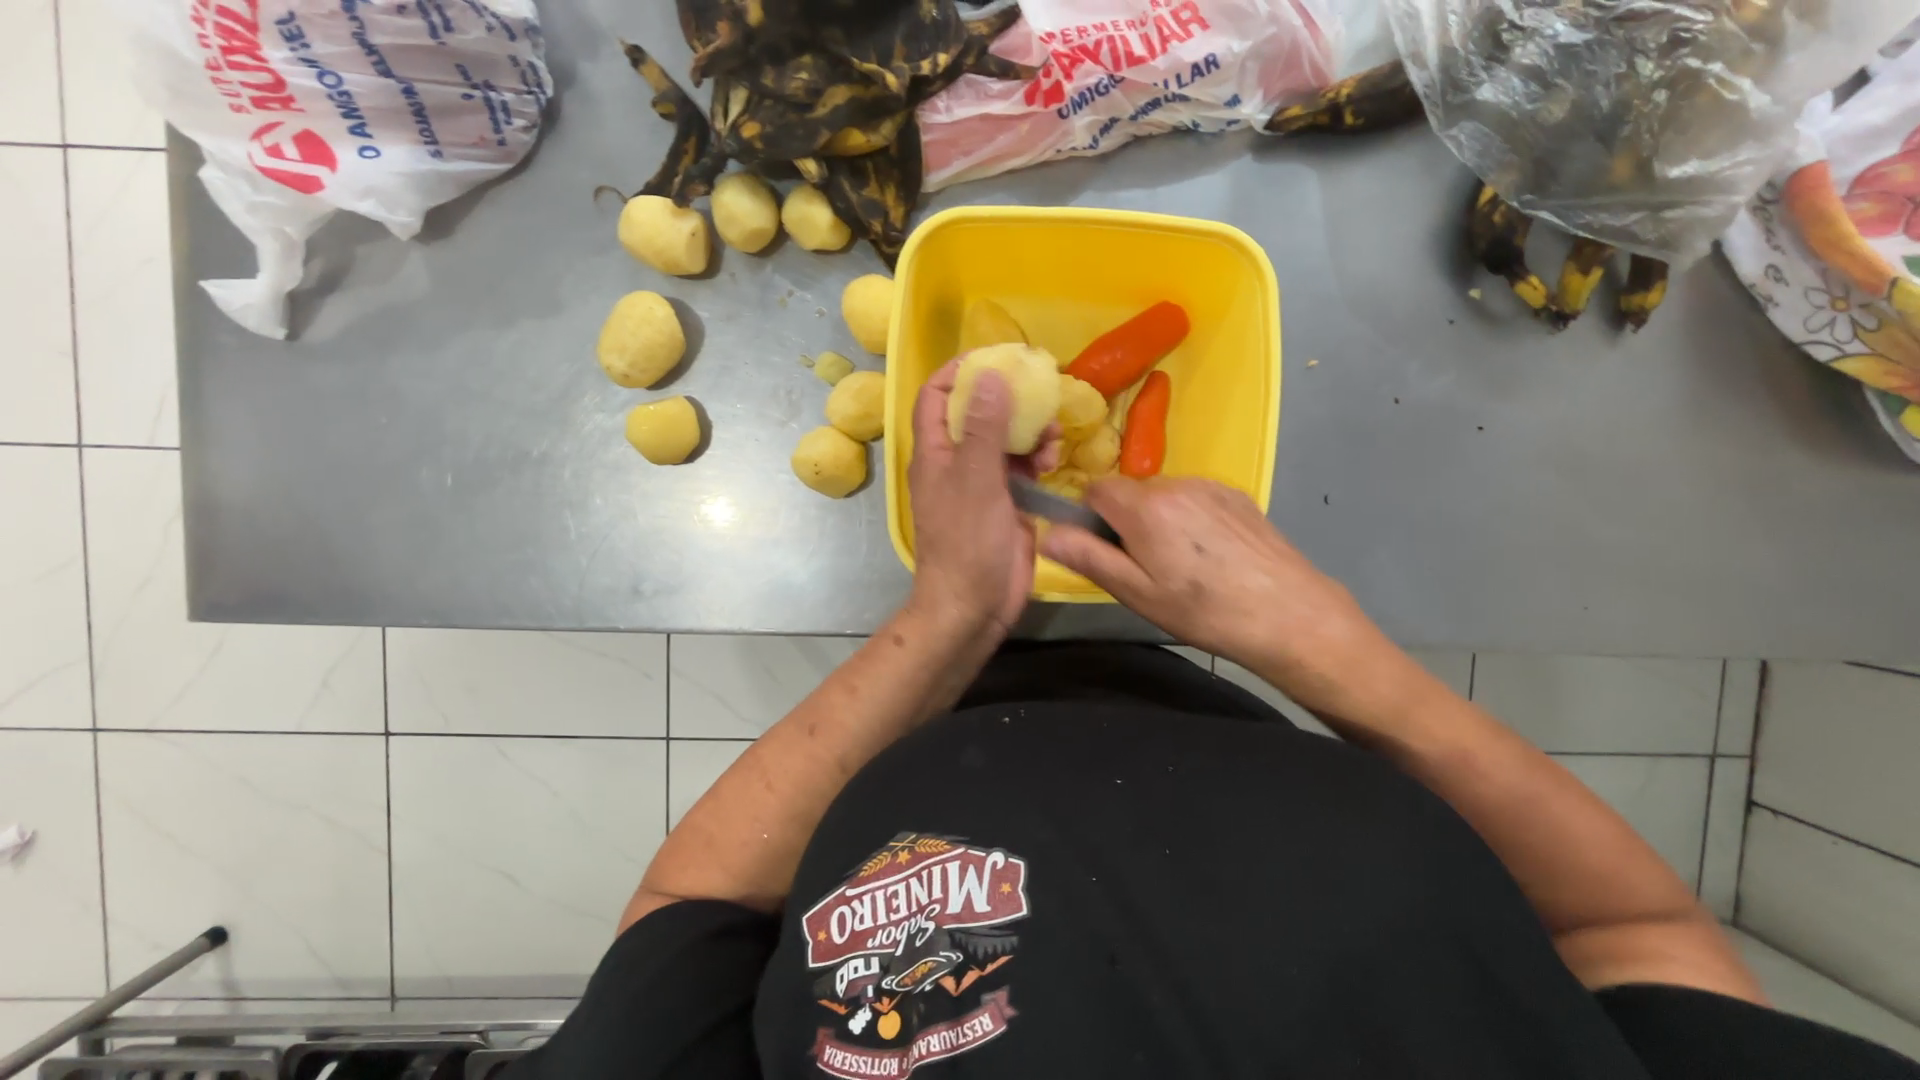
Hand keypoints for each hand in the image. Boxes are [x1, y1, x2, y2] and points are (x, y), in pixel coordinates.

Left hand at [906, 360, 1060, 634]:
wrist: (974, 604)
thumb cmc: (966, 542)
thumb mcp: (975, 479)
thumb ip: (984, 427)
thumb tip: (990, 375)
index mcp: (935, 453)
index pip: (935, 397)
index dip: (957, 373)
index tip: (992, 358)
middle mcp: (956, 462)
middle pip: (978, 414)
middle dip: (1008, 400)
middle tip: (1038, 392)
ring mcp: (982, 484)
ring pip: (1006, 440)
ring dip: (1030, 431)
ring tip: (1051, 438)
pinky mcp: (1007, 503)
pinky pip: (1023, 468)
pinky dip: (1038, 458)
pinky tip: (1054, 461)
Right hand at [1039, 476, 1397, 712]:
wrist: (1288, 613)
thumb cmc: (1203, 611)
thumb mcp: (1137, 593)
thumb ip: (1089, 557)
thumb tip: (1048, 532)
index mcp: (1144, 507)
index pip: (1095, 488)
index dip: (1090, 517)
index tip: (1104, 551)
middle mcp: (1175, 484)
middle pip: (1130, 492)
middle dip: (1126, 521)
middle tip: (1145, 567)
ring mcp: (1210, 486)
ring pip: (1163, 495)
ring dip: (1158, 520)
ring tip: (1182, 565)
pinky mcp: (1237, 496)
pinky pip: (1194, 498)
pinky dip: (1189, 519)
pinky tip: (1211, 556)